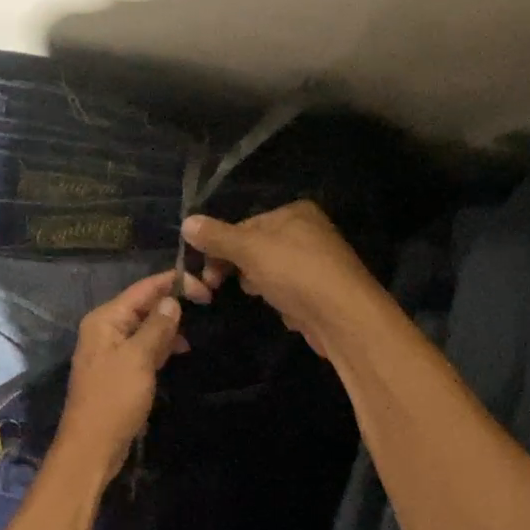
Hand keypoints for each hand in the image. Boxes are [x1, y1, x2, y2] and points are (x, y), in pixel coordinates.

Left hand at [55, 269, 212, 477]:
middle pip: (143, 305)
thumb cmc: (114, 399)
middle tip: (207, 306)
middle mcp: (104, 330)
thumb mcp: (139, 359)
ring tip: (193, 334)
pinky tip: (179, 352)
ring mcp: (110, 351)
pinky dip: (160, 347)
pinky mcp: (118, 371)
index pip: (143, 289)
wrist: (92, 446)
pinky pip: (142, 348)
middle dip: (172, 304)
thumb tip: (172, 301)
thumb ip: (156, 327)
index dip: (174, 283)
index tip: (207, 287)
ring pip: (144, 328)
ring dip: (168, 328)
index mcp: (105, 320)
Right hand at [181, 201, 380, 355]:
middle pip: (256, 247)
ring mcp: (316, 262)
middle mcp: (308, 231)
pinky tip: (283, 309)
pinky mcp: (320, 291)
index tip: (207, 273)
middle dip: (238, 267)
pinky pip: (288, 291)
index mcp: (294, 212)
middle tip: (220, 286)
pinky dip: (280, 300)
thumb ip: (217, 237)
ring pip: (270, 270)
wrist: (343, 316)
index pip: (244, 224)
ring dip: (258, 285)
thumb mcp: (249, 249)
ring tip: (261, 296)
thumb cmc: (295, 273)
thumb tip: (186, 223)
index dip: (221, 247)